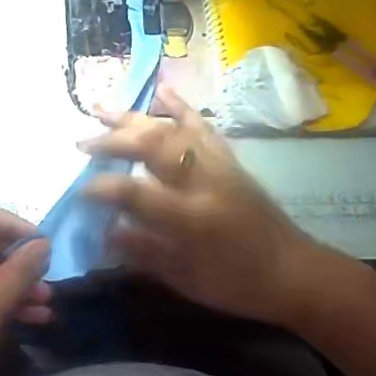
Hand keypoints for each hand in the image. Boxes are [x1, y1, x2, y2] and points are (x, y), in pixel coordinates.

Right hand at [81, 86, 336, 325]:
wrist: (294, 271)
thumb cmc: (237, 284)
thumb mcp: (186, 280)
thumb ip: (145, 253)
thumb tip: (107, 230)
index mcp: (192, 218)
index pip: (137, 193)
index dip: (104, 188)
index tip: (81, 190)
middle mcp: (205, 182)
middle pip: (153, 147)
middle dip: (113, 141)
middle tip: (82, 142)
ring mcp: (220, 165)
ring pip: (172, 129)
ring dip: (135, 117)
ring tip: (101, 107)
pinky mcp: (230, 160)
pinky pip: (203, 126)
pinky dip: (181, 107)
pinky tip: (162, 91)